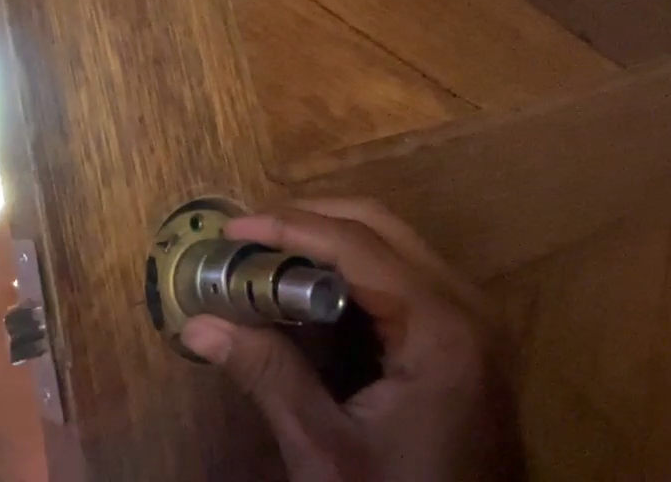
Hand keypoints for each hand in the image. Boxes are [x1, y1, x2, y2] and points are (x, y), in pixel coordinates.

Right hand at [179, 199, 525, 481]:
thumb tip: (197, 325)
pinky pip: (406, 271)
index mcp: (440, 329)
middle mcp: (466, 305)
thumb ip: (268, 376)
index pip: (355, 245)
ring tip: (272, 251)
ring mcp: (473, 317)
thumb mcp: (327, 453)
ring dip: (331, 237)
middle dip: (309, 218)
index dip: (289, 227)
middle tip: (250, 234)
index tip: (234, 229)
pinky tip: (313, 283)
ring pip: (394, 241)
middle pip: (379, 225)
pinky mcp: (467, 333)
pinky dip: (356, 265)